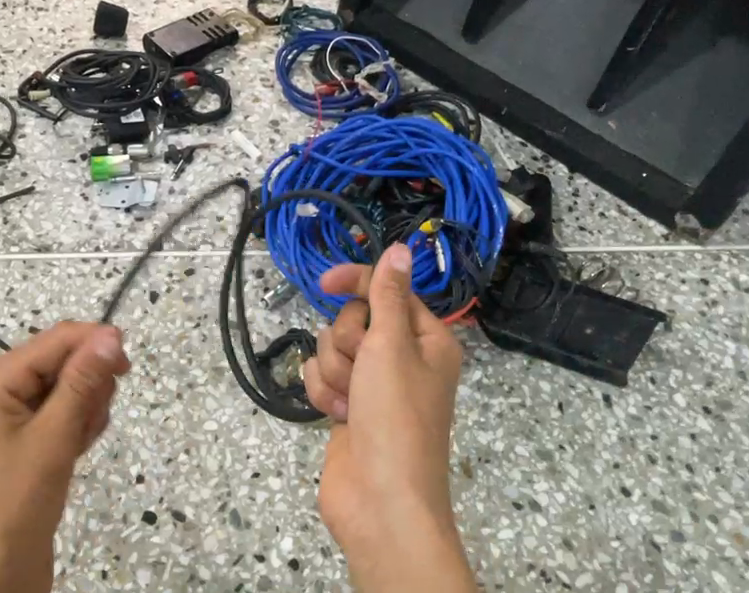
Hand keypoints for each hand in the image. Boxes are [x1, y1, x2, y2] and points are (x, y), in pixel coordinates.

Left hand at [0, 322, 129, 592]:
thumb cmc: (14, 503)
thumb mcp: (52, 438)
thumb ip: (83, 382)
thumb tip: (111, 334)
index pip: (56, 339)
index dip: (95, 342)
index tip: (129, 364)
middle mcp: (3, 389)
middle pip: (63, 360)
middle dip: (89, 382)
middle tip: (93, 418)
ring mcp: (14, 418)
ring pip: (69, 388)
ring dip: (86, 407)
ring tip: (80, 442)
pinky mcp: (28, 444)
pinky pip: (64, 415)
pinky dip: (79, 426)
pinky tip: (78, 450)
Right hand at [303, 243, 478, 592]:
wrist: (382, 501)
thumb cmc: (395, 417)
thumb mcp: (391, 346)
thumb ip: (386, 294)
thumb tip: (399, 248)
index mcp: (426, 340)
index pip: (386, 291)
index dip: (357, 284)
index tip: (325, 283)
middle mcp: (402, 358)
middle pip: (354, 320)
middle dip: (346, 342)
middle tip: (361, 369)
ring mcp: (373, 385)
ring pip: (332, 348)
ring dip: (334, 371)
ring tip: (349, 402)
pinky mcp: (348, 407)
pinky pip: (322, 377)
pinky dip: (323, 394)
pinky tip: (336, 417)